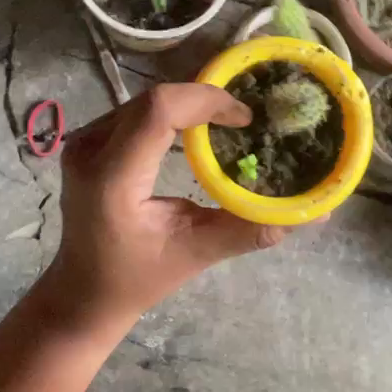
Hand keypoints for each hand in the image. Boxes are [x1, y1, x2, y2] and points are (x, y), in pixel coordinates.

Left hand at [38, 84, 301, 326]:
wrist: (81, 291)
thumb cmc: (137, 279)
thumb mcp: (196, 254)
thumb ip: (249, 229)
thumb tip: (310, 215)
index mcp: (113, 179)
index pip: (158, 111)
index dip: (206, 101)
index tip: (243, 118)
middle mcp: (90, 150)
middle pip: (154, 100)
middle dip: (203, 100)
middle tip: (242, 118)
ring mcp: (83, 141)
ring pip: (145, 100)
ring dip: (187, 104)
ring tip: (225, 121)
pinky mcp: (87, 140)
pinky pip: (135, 111)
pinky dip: (170, 112)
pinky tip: (195, 127)